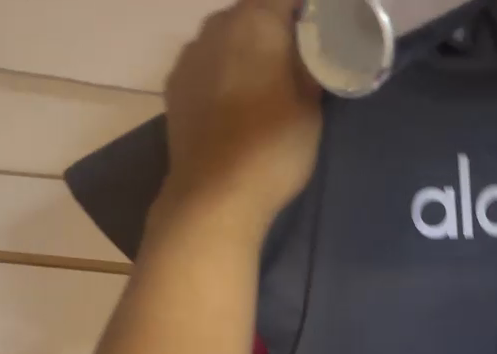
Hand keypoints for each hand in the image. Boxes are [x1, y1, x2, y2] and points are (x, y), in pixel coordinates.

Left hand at [154, 0, 323, 238]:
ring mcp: (190, 54)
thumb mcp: (311, 111)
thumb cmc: (273, 148)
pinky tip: (236, 107)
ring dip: (246, 55)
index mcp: (257, 21)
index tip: (322, 34)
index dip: (306, 14)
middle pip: (252, 15)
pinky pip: (207, 68)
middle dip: (274, 32)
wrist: (216, 193)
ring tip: (265, 89)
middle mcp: (217, 25)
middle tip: (296, 65)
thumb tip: (309, 52)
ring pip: (225, 40)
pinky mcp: (174, 85)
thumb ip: (310, 71)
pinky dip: (223, 77)